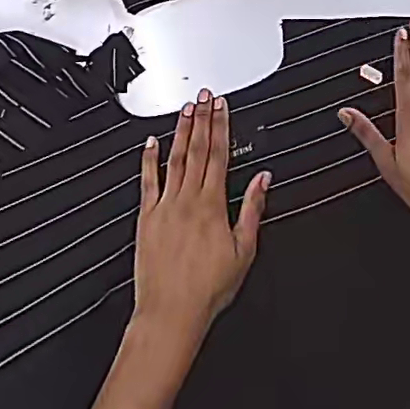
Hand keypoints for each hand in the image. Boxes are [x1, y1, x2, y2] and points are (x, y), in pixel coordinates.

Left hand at [133, 90, 269, 339]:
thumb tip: (262, 180)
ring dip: (180, 131)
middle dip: (202, 119)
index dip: (220, 126)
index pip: (218, 155)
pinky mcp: (147, 217)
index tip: (222, 106)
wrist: (171, 312)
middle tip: (205, 96)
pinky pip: (147, 181)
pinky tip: (150, 143)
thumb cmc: (208, 288)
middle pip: (197, 149)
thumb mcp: (244, 250)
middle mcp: (187, 199)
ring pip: (174, 158)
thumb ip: (252, 209)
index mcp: (213, 205)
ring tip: (185, 109)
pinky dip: (148, 159)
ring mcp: (165, 206)